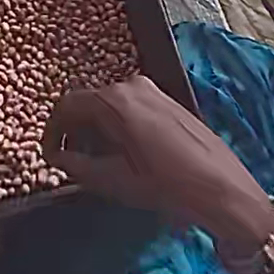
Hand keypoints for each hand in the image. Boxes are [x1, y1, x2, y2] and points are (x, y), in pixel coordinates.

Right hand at [44, 76, 273, 257]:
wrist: (224, 189)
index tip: (49, 155)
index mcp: (114, 100)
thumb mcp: (114, 180)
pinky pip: (129, 105)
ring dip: (95, 128)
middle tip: (70, 161)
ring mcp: (152, 89)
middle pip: (88, 102)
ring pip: (109, 104)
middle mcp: (131, 85)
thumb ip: (77, 165)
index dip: (52, 131)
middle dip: (74, 130)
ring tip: (96, 160)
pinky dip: (116, 124)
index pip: (67, 105)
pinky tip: (122, 151)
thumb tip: (57, 158)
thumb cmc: (167, 185)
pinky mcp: (166, 99)